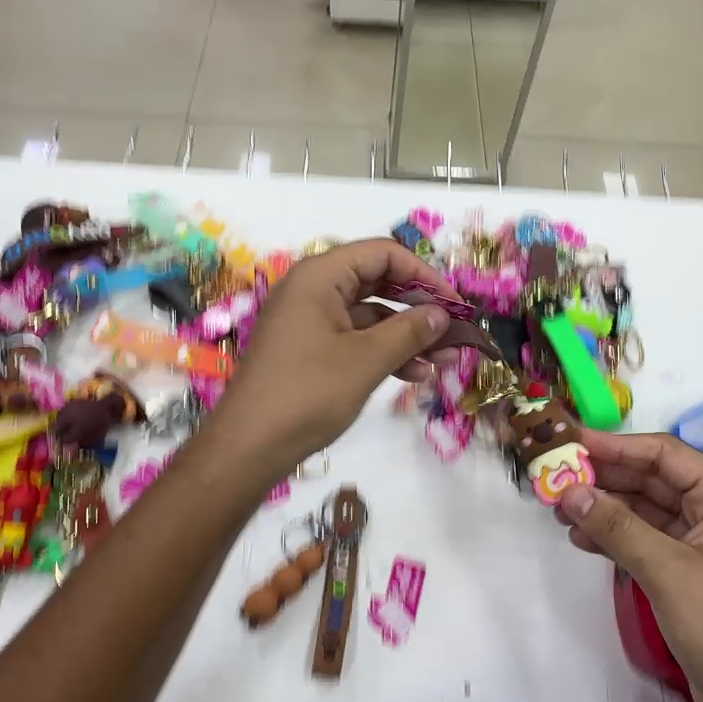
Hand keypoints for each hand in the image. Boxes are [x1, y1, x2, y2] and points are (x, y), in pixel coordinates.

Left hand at [209, 239, 452, 471]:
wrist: (248, 447)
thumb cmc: (307, 393)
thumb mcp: (366, 360)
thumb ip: (409, 331)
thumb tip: (442, 314)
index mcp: (320, 275)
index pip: (383, 254)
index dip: (424, 275)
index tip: (455, 305)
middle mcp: (312, 288)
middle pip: (377, 281)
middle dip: (418, 307)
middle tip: (453, 332)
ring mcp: (308, 318)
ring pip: (369, 313)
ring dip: (406, 334)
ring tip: (443, 362)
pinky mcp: (307, 347)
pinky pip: (354, 336)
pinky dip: (383, 351)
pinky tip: (413, 375)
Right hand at [555, 431, 702, 701]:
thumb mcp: (667, 570)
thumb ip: (617, 527)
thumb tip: (569, 492)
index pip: (664, 454)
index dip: (618, 445)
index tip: (573, 442)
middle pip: (651, 479)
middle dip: (606, 478)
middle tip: (557, 476)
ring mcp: (697, 544)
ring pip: (643, 510)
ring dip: (604, 508)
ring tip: (561, 510)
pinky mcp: (684, 573)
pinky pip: (643, 539)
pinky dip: (614, 536)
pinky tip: (582, 539)